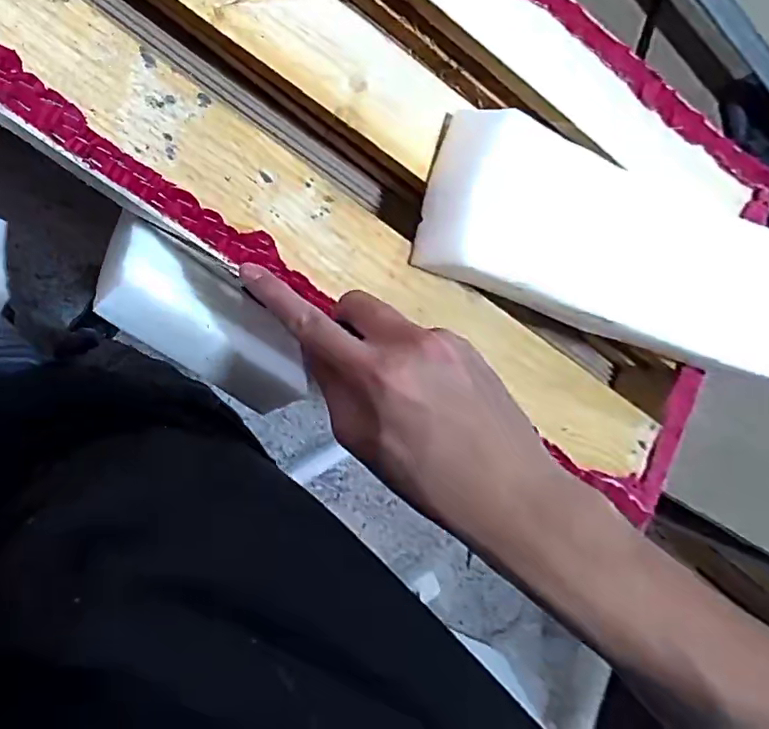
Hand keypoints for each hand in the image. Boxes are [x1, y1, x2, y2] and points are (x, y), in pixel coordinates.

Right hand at [241, 265, 578, 552]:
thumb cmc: (430, 482)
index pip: (311, 325)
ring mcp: (443, 340)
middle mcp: (408, 345)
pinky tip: (435, 397)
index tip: (251, 272)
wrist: (517, 496)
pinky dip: (412, 357)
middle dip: (342, 324)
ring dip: (380, 345)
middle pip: (353, 304)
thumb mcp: (362, 441)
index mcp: (375, 376)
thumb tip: (319, 352)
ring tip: (405, 394)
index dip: (276, 296)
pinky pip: (420, 337)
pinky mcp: (467, 346)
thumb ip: (333, 388)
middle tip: (351, 362)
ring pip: (388, 323)